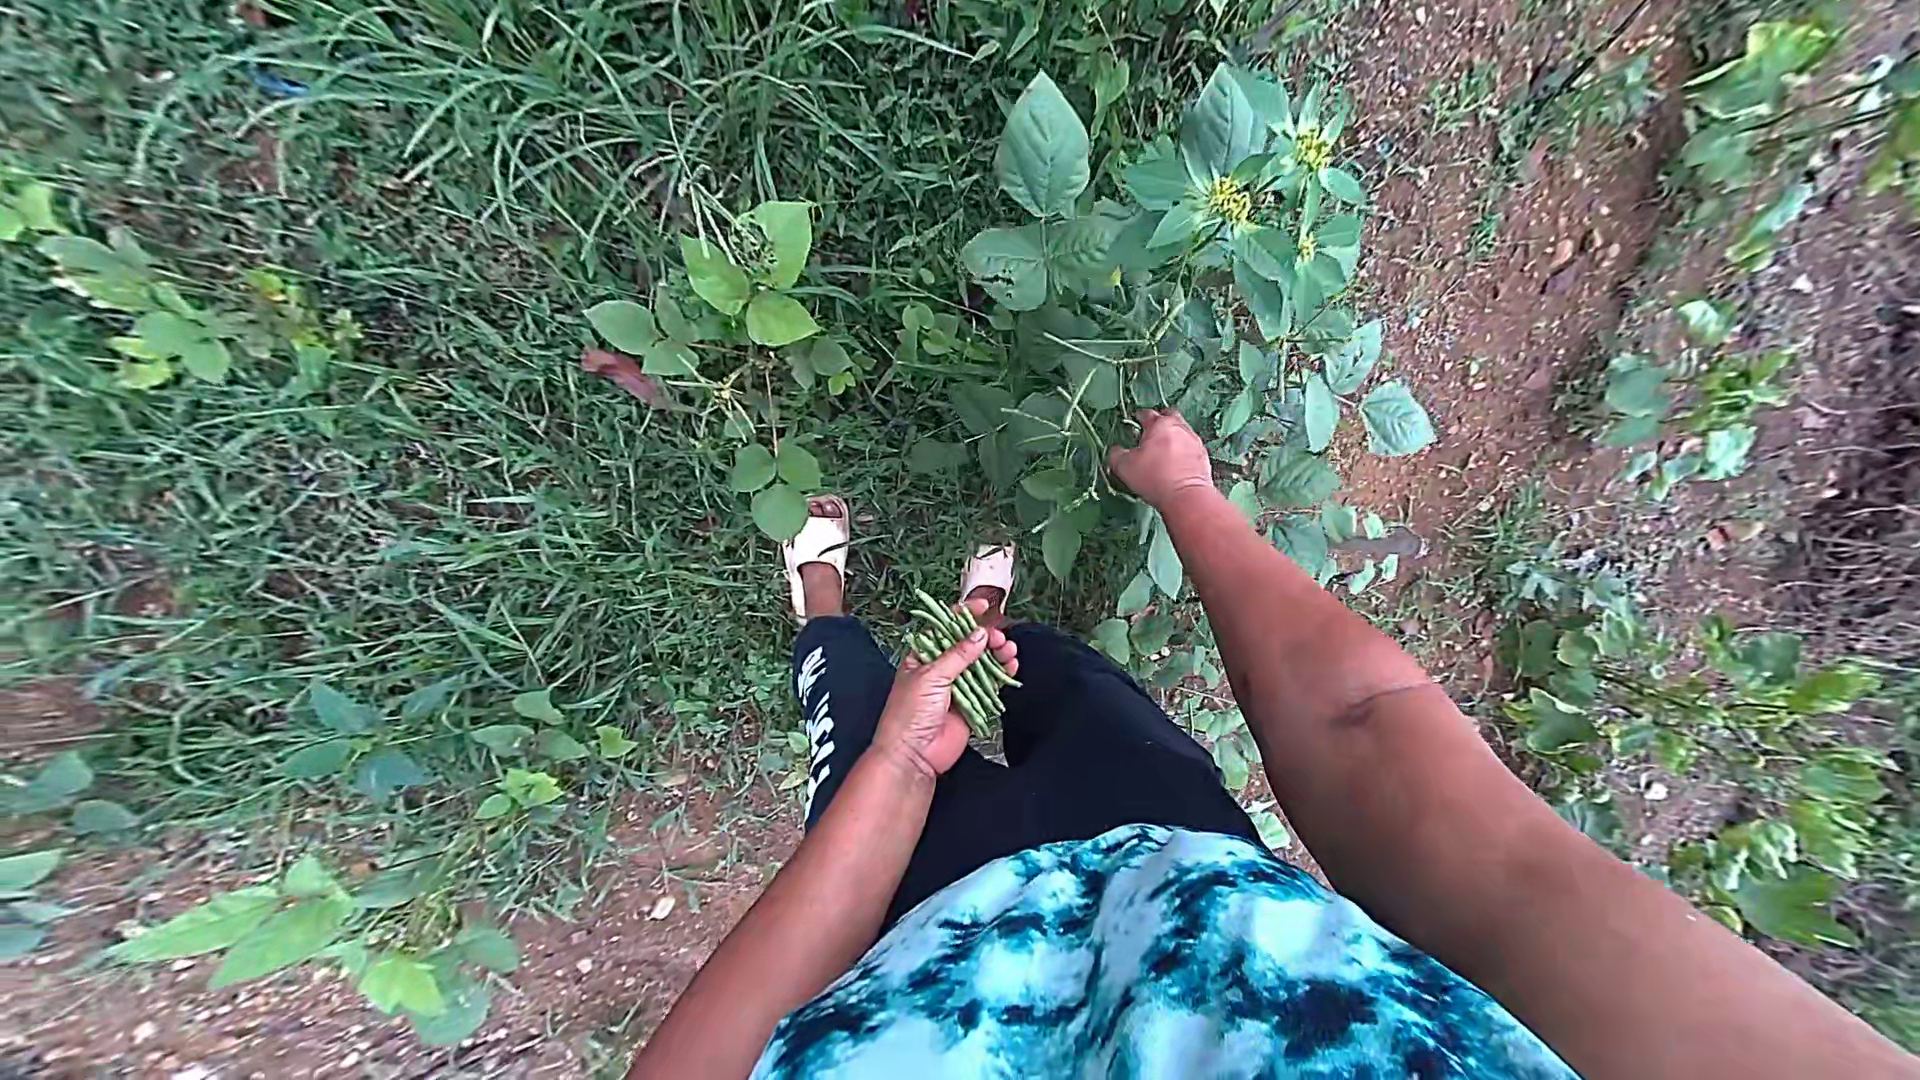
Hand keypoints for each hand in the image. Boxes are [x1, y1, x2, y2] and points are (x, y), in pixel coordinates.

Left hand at [875, 598, 1019, 777]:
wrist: (913, 756)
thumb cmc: (909, 713)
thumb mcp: (932, 676)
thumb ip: (959, 655)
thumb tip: (980, 634)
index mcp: (923, 655)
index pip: (945, 627)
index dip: (963, 614)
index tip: (983, 604)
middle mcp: (940, 668)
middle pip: (968, 644)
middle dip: (985, 636)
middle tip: (1000, 636)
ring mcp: (957, 685)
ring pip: (981, 663)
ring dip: (996, 654)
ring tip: (1009, 649)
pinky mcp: (971, 703)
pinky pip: (989, 684)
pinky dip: (1001, 674)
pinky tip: (1011, 665)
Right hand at [1107, 409, 1213, 508]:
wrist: (1186, 497)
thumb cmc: (1156, 478)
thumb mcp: (1123, 466)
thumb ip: (1115, 454)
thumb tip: (1115, 451)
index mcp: (1159, 425)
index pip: (1146, 413)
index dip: (1137, 417)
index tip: (1134, 421)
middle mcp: (1180, 428)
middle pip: (1168, 416)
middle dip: (1158, 422)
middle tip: (1149, 433)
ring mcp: (1194, 442)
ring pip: (1181, 432)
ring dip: (1171, 438)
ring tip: (1161, 451)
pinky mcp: (1203, 457)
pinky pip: (1190, 448)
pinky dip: (1182, 452)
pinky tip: (1174, 464)